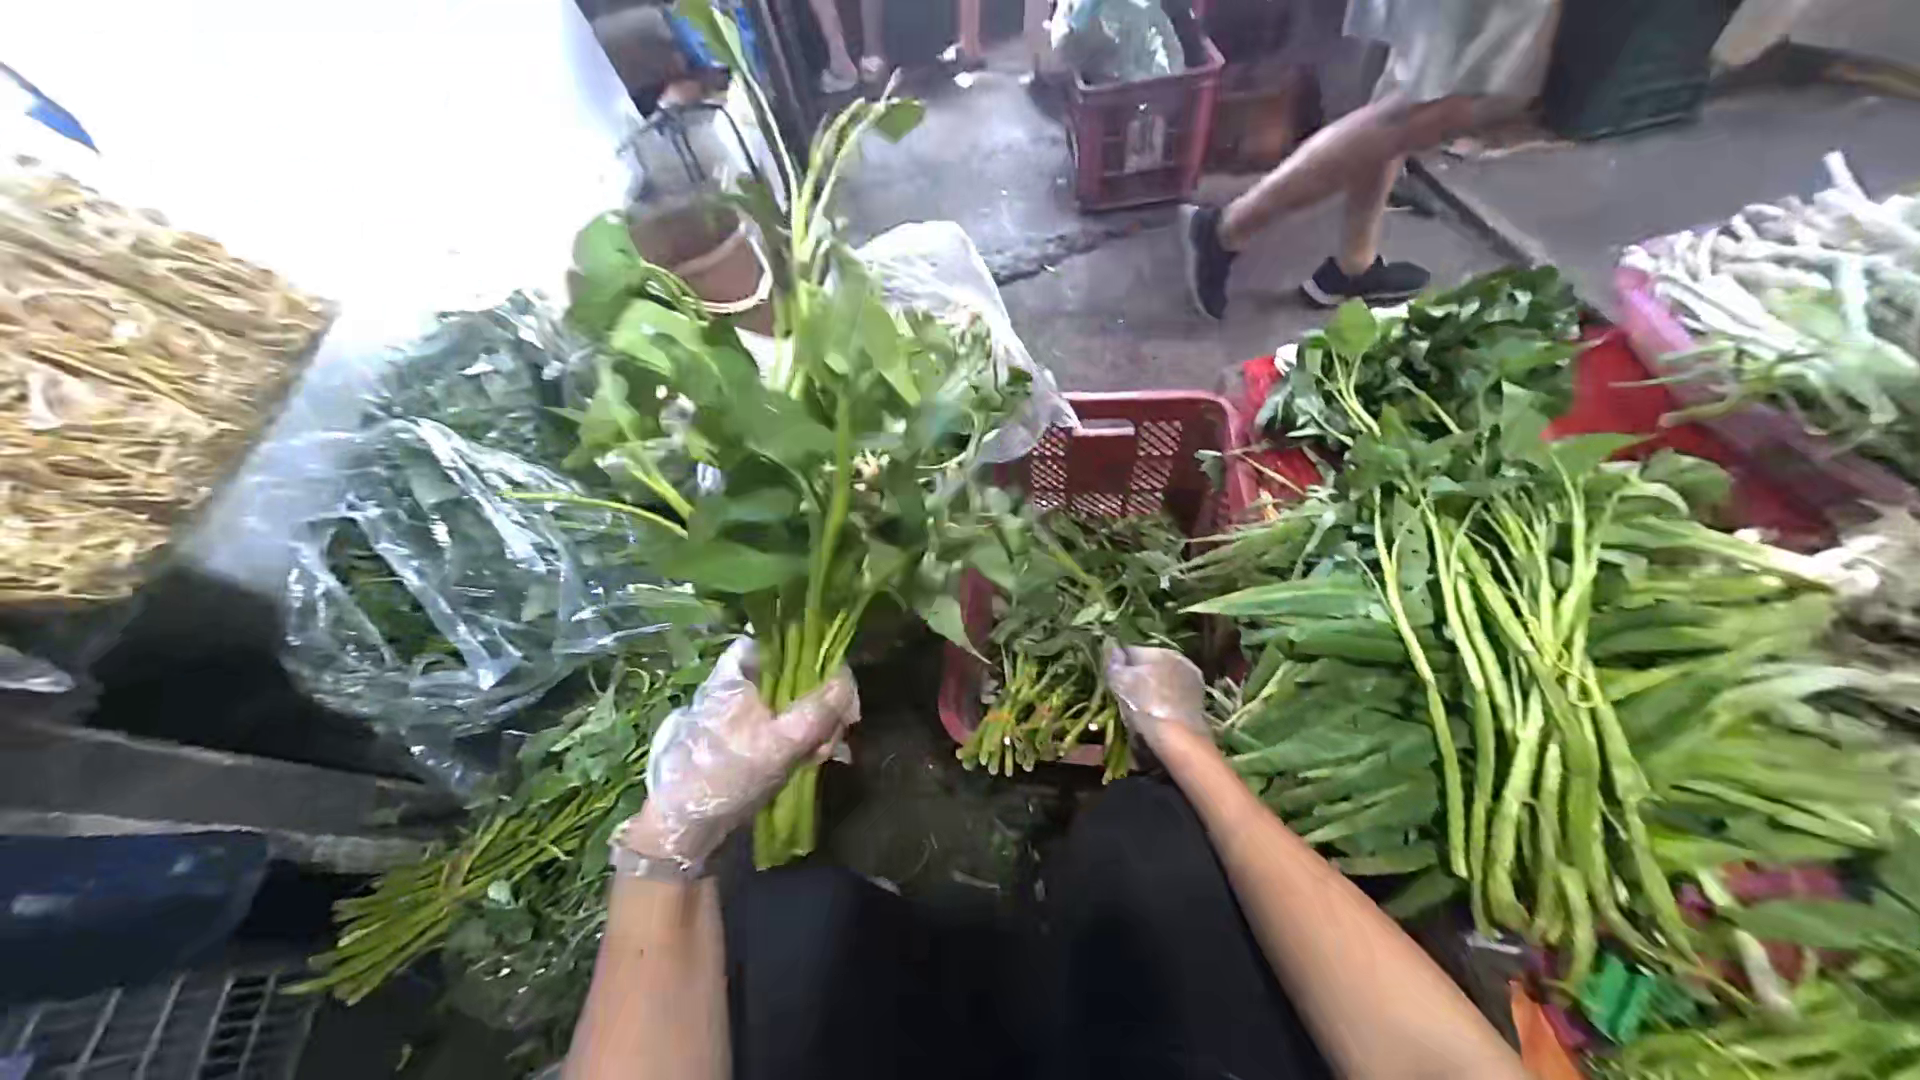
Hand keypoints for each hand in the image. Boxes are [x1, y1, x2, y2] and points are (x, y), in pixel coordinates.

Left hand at [623, 639, 858, 866]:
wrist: (683, 831)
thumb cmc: (725, 775)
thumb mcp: (779, 743)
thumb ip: (817, 711)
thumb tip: (848, 681)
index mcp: (737, 674)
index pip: (778, 642)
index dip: (811, 655)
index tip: (836, 681)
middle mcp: (739, 685)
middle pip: (794, 675)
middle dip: (822, 702)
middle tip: (838, 730)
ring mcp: (742, 713)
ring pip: (792, 703)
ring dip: (816, 726)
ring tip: (823, 754)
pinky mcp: (746, 738)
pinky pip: (783, 726)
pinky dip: (801, 740)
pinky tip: (812, 760)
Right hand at [1102, 644, 1208, 750]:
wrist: (1179, 736)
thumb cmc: (1144, 706)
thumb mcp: (1119, 683)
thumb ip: (1113, 663)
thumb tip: (1113, 650)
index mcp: (1153, 650)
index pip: (1129, 651)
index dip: (1119, 665)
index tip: (1114, 680)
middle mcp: (1174, 655)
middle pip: (1149, 661)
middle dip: (1139, 672)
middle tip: (1129, 692)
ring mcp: (1190, 673)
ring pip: (1164, 673)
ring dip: (1155, 682)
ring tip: (1147, 702)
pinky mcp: (1199, 691)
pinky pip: (1176, 686)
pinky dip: (1169, 693)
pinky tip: (1163, 708)